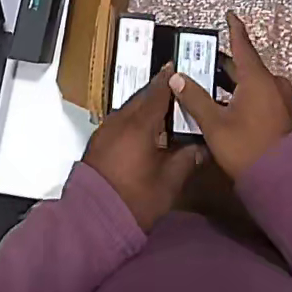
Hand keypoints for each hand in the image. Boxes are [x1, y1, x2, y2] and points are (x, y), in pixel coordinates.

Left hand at [83, 68, 205, 230]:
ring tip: (164, 110)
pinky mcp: (98, 144)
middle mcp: (119, 122)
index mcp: (138, 126)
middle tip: (178, 90)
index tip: (178, 68)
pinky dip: (135, 119)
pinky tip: (146, 130)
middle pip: (142, 98)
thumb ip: (186, 160)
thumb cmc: (134, 201)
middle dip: (159, 92)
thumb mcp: (168, 183)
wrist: (90, 223)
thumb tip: (201, 148)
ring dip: (146, 106)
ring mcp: (105, 132)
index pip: (157, 93)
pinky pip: (121, 122)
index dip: (169, 80)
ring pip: (130, 109)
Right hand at [170, 11, 291, 177]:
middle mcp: (272, 83)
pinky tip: (227, 106)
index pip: (242, 45)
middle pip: (245, 66)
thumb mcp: (215, 124)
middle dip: (224, 64)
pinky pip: (260, 96)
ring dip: (233, 83)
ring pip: (253, 83)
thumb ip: (195, 99)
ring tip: (209, 84)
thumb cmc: (248, 147)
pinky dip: (243, 95)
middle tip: (202, 60)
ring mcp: (281, 99)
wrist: (286, 179)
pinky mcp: (284, 114)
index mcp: (257, 78)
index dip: (234, 29)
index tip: (229, 14)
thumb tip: (177, 77)